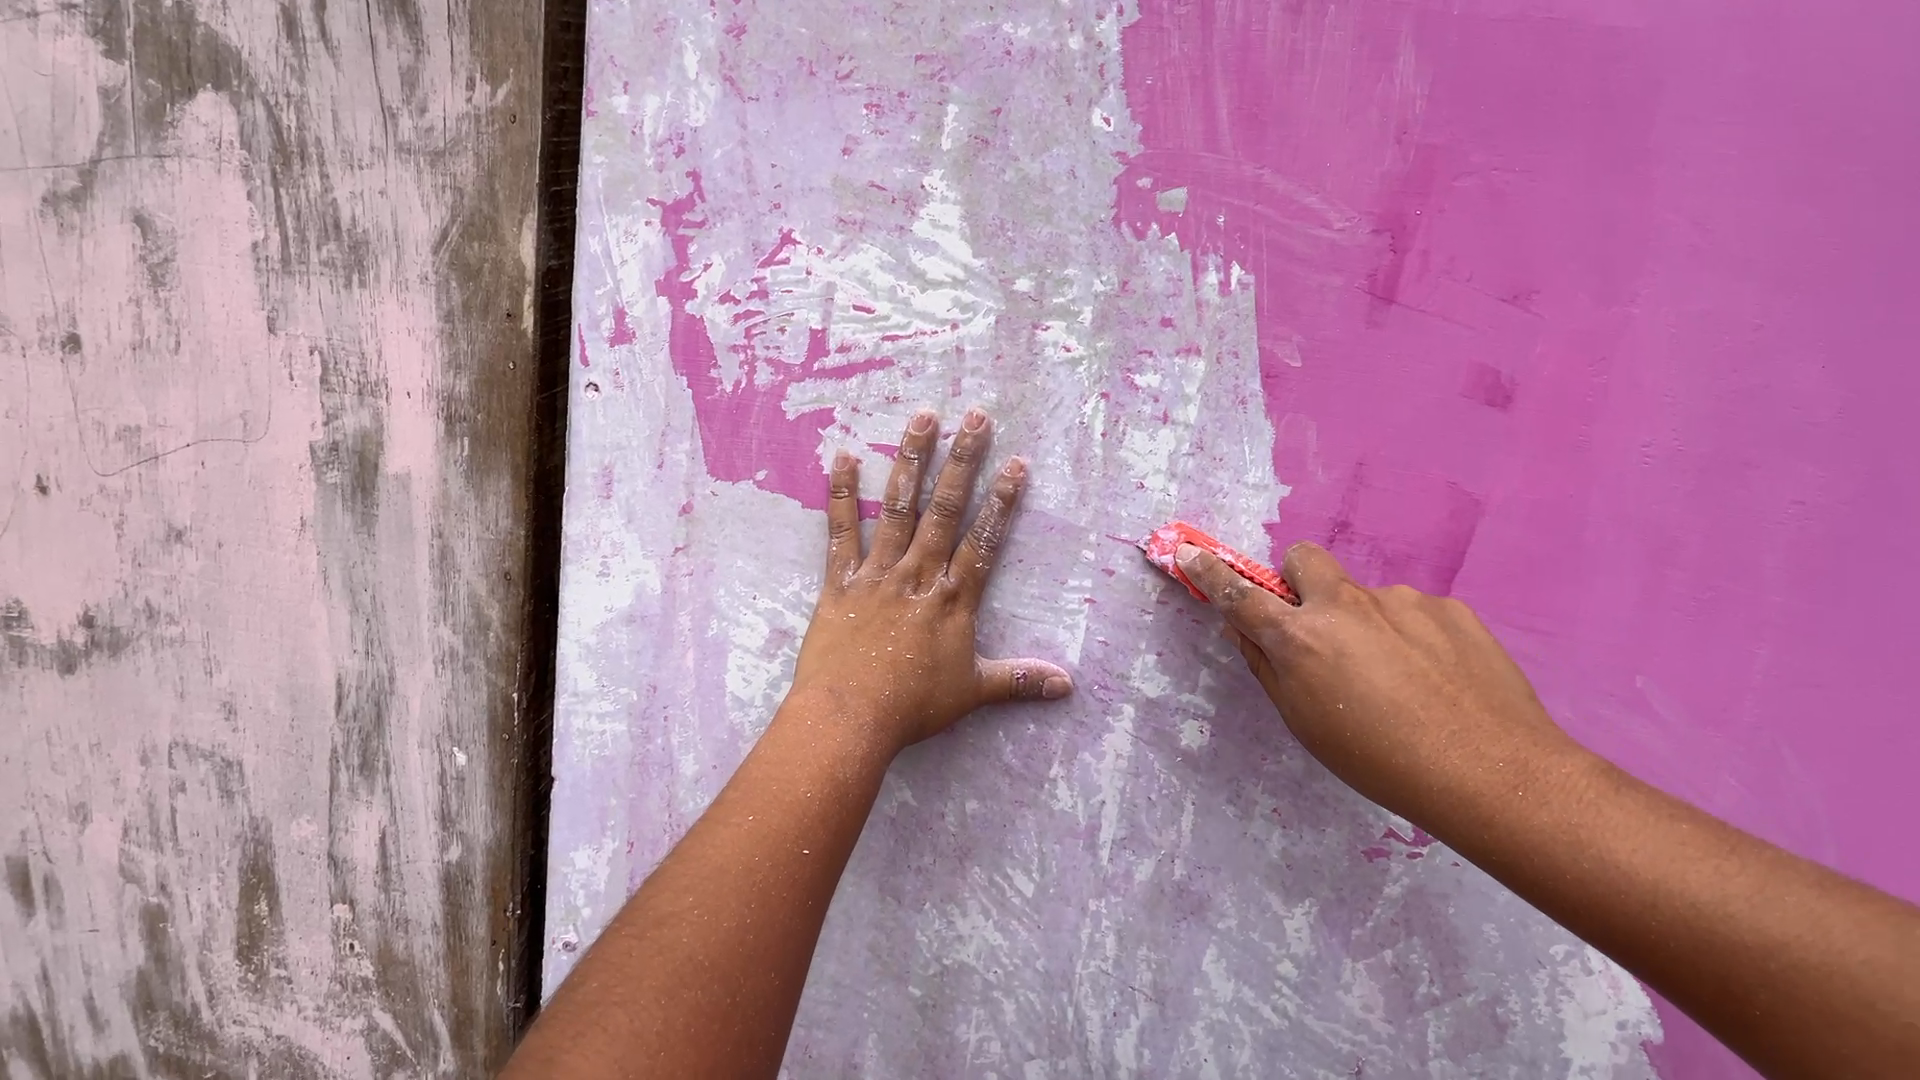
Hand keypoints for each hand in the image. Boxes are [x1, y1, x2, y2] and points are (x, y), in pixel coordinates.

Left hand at [788, 407, 1072, 752]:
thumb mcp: (973, 692)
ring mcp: (879, 574)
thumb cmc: (913, 707)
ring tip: (923, 418)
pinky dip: (843, 494)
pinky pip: (841, 531)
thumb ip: (1019, 680)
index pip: (984, 540)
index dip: (1003, 501)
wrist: (850, 717)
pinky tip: (845, 456)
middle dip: (963, 461)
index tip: (1016, 462)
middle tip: (975, 416)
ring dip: (911, 461)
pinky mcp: (841, 582)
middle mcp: (919, 575)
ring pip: (898, 508)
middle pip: (945, 509)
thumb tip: (1068, 686)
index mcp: (953, 599)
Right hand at [1177, 541, 1582, 821]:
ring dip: (1366, 623)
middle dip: (1300, 581)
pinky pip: (1414, 613)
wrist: (1490, 772)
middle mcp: (1344, 605)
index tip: (1190, 552)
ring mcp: (1401, 600)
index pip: (1239, 595)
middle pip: (1303, 559)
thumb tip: (1248, 631)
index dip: (1211, 574)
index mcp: (1300, 638)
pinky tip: (1437, 679)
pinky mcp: (1450, 608)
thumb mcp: (1305, 723)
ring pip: (1366, 596)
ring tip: (1401, 680)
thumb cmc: (1379, 760)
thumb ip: (1269, 669)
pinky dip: (1413, 637)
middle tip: (1319, 626)